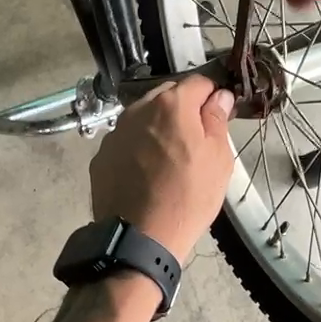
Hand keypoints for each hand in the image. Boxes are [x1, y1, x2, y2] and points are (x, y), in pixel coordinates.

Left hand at [88, 76, 236, 261]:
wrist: (140, 239)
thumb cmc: (188, 198)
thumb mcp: (218, 159)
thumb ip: (217, 120)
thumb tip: (219, 97)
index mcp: (171, 104)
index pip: (199, 83)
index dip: (212, 96)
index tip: (218, 114)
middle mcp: (137, 110)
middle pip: (166, 97)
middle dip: (182, 111)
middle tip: (194, 142)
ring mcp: (114, 134)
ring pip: (142, 119)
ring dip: (156, 129)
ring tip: (168, 161)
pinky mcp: (100, 158)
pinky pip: (125, 144)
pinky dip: (136, 150)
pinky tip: (145, 175)